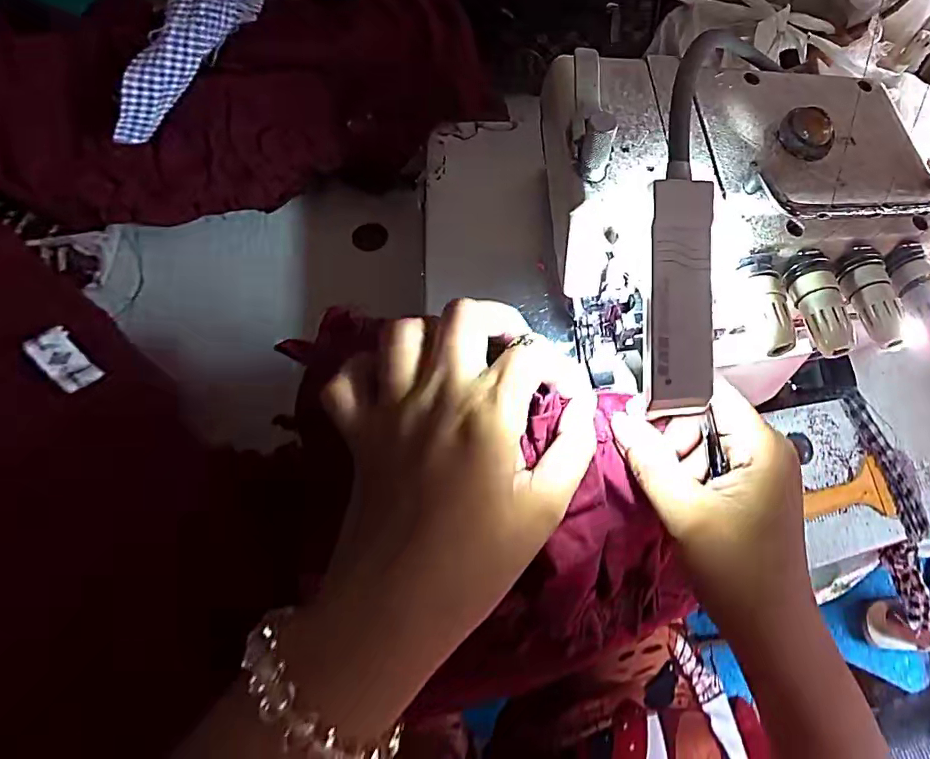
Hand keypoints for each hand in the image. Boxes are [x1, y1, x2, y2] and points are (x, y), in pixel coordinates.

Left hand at [316, 301, 596, 655]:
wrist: (391, 614)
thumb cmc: (477, 563)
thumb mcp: (547, 508)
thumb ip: (574, 447)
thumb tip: (580, 410)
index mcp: (488, 412)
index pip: (532, 354)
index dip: (559, 367)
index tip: (567, 396)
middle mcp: (438, 394)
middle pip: (464, 314)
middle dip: (500, 320)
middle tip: (515, 351)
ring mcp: (389, 409)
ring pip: (403, 330)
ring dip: (437, 334)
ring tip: (461, 359)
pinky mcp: (355, 432)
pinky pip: (349, 376)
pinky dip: (373, 368)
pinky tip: (400, 385)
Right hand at [610, 377, 806, 630]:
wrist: (772, 630)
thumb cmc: (736, 573)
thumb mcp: (686, 514)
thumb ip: (651, 462)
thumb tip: (621, 420)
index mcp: (763, 442)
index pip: (714, 391)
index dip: (674, 397)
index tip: (640, 418)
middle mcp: (770, 446)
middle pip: (710, 414)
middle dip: (677, 437)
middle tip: (662, 474)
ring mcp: (767, 467)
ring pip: (711, 440)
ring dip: (684, 460)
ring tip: (679, 499)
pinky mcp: (759, 487)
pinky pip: (720, 462)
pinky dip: (697, 476)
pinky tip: (690, 505)